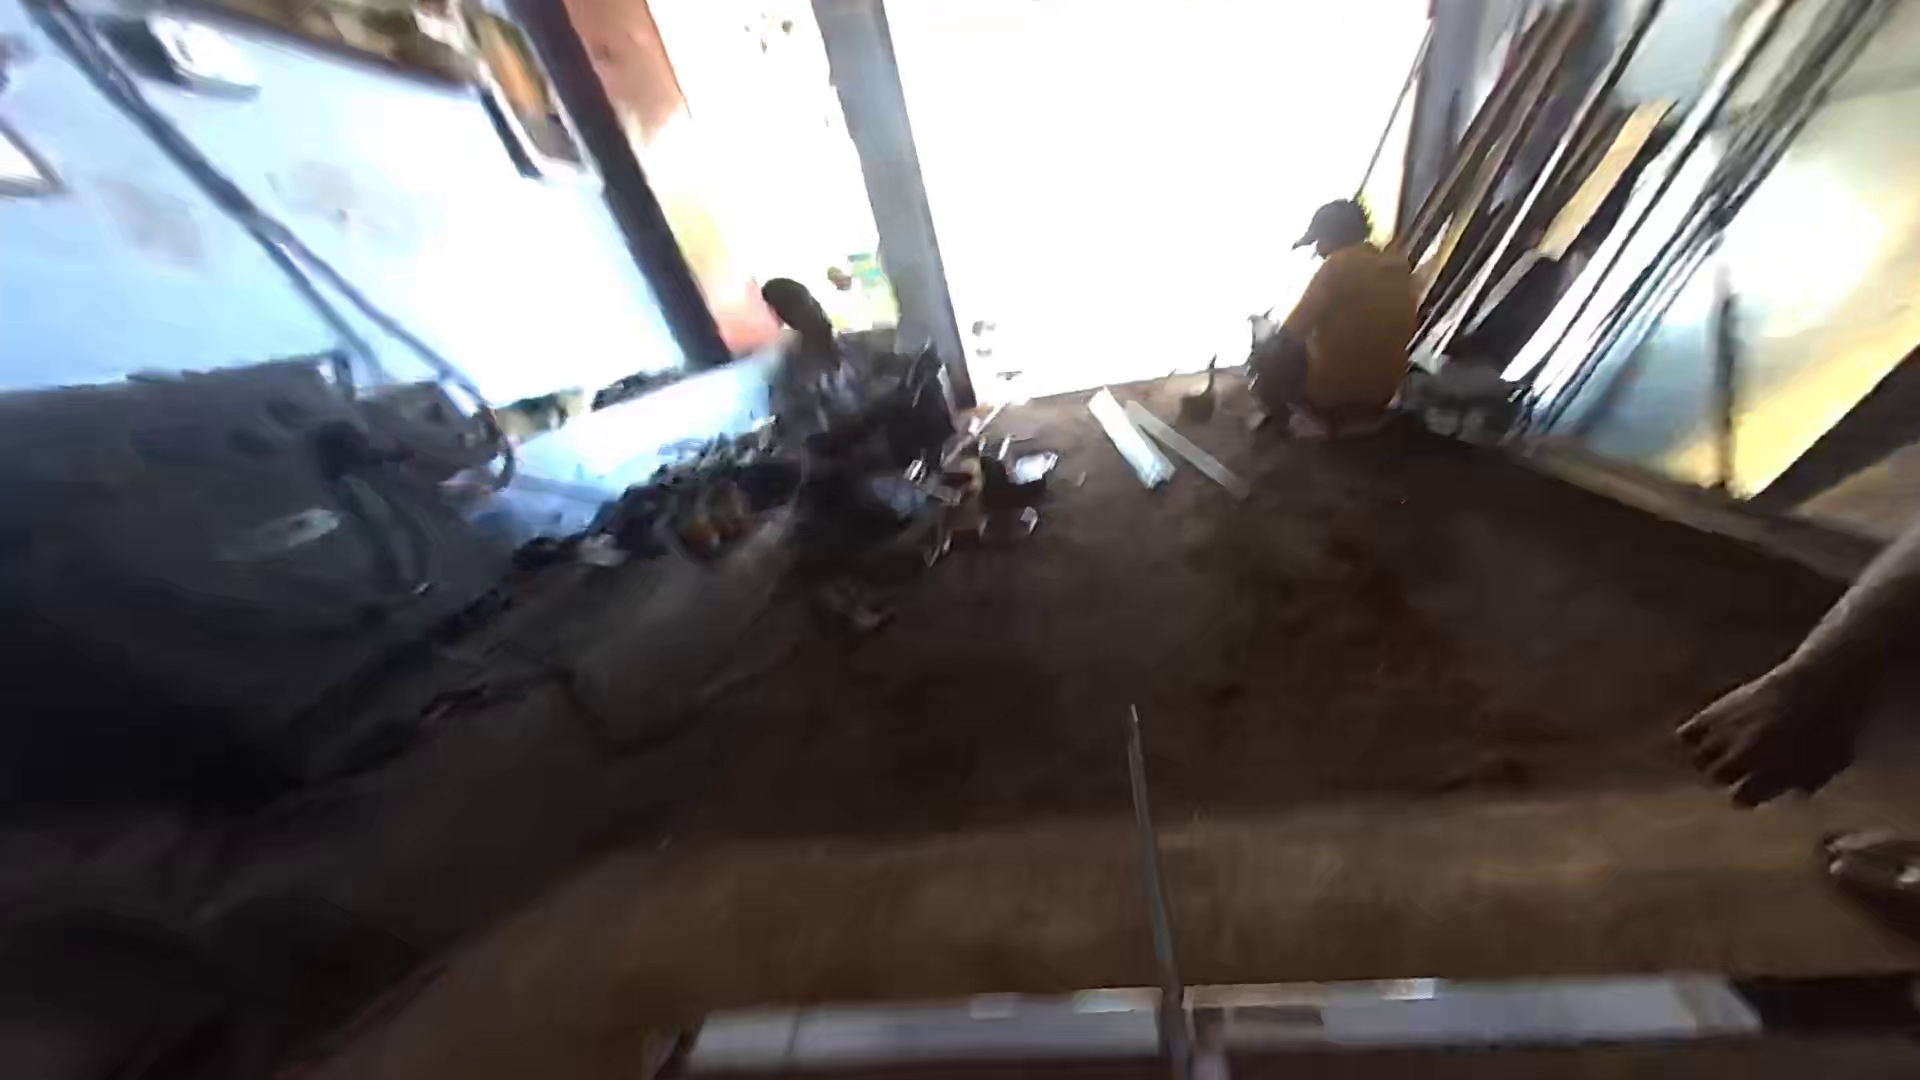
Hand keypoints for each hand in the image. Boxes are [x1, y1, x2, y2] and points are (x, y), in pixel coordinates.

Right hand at [1676, 671, 1863, 805]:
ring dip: (1705, 760)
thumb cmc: (1828, 730)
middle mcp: (1740, 757)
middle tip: (1729, 776)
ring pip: (1697, 757)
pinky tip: (1701, 738)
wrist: (1813, 692)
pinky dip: (1691, 739)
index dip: (1743, 799)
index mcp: (1770, 773)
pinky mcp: (1707, 717)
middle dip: (1722, 779)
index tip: (1743, 800)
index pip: (1743, 797)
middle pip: (1715, 776)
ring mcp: (1721, 736)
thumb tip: (1790, 792)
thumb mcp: (1829, 763)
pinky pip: (1685, 734)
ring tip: (1712, 758)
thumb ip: (1805, 780)